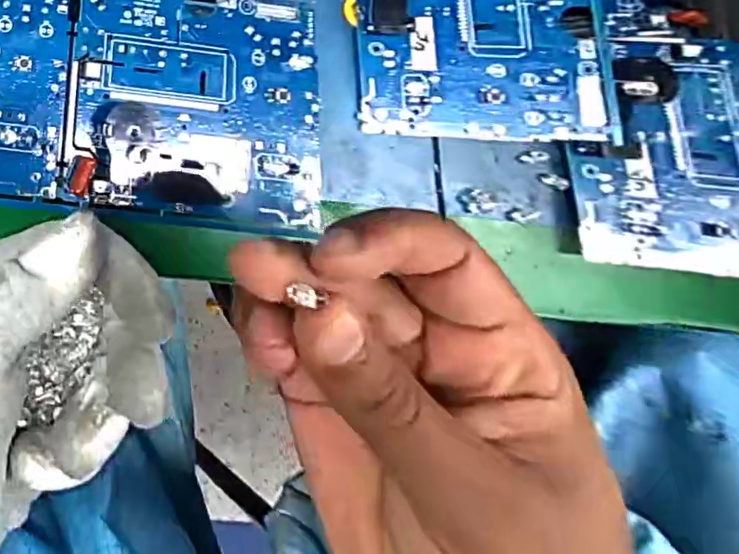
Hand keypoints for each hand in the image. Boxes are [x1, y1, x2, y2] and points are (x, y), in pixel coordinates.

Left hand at [0, 212, 172, 553]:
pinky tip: (32, 467)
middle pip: (113, 312)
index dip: (127, 279)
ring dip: (90, 423)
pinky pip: (93, 418)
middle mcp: (29, 310)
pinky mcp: (48, 411)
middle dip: (120, 367)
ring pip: (111, 373)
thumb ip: (26, 288)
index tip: (151, 326)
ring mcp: (42, 363)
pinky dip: (75, 451)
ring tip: (42, 452)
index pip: (89, 247)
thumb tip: (87, 227)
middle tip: (122, 405)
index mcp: (7, 275)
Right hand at [229, 210, 630, 553]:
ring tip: (246, 294)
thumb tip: (319, 314)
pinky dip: (260, 334)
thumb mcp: (476, 497)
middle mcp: (423, 341)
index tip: (332, 257)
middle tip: (253, 264)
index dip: (388, 241)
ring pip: (311, 300)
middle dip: (308, 264)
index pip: (443, 261)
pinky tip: (258, 349)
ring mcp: (363, 366)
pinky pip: (282, 345)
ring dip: (273, 289)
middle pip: (360, 275)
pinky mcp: (315, 394)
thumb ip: (394, 406)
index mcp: (493, 348)